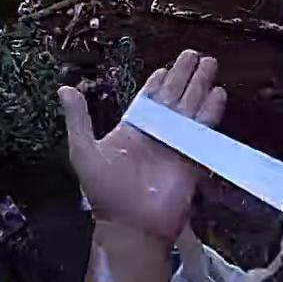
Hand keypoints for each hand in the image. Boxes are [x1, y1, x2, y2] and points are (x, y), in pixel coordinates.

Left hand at [58, 50, 225, 244]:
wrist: (131, 227)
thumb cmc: (106, 191)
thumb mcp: (84, 151)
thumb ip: (78, 119)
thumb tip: (64, 88)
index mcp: (133, 128)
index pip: (148, 98)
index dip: (158, 82)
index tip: (166, 66)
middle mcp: (157, 132)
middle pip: (174, 97)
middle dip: (185, 75)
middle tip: (196, 54)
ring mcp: (177, 144)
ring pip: (191, 108)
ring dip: (200, 86)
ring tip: (211, 64)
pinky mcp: (193, 159)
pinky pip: (204, 131)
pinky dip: (211, 112)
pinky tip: (218, 94)